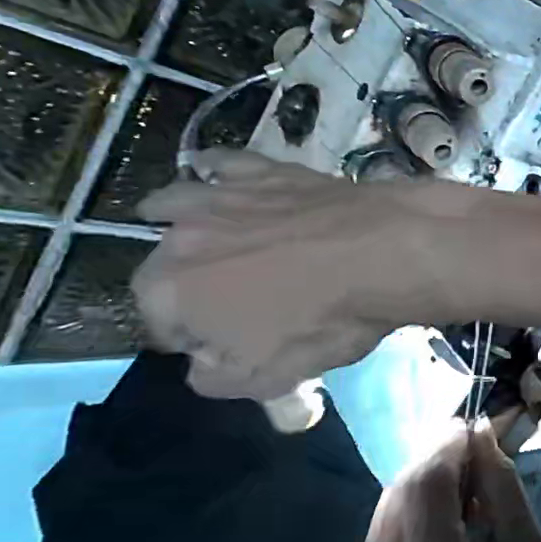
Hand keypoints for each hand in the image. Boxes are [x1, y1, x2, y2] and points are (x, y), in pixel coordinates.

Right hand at [132, 149, 447, 399]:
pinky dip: (212, 169)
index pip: (158, 322)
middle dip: (177, 281)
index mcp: (170, 290)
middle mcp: (181, 236)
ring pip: (175, 203)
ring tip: (171, 220)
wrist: (382, 251)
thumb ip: (214, 378)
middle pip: (163, 262)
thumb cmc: (323, 319)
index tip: (221, 342)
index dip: (188, 337)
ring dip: (169, 217)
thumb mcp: (267, 377)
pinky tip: (213, 171)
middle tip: (219, 297)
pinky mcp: (264, 170)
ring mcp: (222, 196)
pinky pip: (223, 163)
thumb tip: (200, 364)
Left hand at [341, 426, 540, 541]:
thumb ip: (503, 484)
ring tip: (455, 492)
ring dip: (420, 485)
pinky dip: (407, 514)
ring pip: (387, 506)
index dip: (445, 447)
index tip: (469, 426)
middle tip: (468, 455)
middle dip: (434, 461)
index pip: (426, 487)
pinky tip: (433, 525)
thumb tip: (477, 430)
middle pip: (401, 491)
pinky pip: (380, 531)